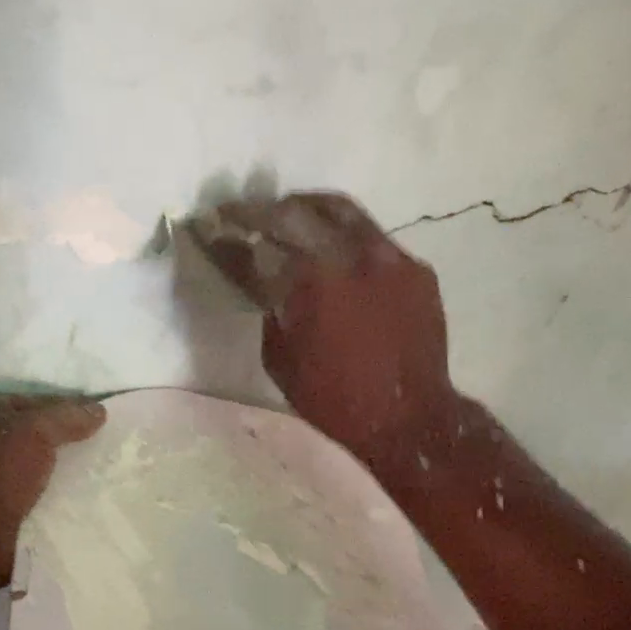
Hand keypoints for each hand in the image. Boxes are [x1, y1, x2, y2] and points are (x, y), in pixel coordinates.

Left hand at [0, 393, 106, 597]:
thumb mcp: (30, 433)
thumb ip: (65, 417)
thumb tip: (100, 411)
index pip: (32, 400)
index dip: (67, 406)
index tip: (106, 418)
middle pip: (36, 434)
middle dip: (70, 440)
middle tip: (112, 445)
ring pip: (40, 467)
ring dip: (69, 471)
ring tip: (109, 471)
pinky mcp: (2, 513)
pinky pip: (40, 497)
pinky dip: (61, 498)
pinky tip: (91, 499)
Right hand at [189, 191, 459, 462]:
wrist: (410, 420)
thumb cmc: (333, 398)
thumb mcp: (280, 356)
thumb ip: (268, 303)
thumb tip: (255, 269)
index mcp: (313, 278)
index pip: (264, 233)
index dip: (233, 224)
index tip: (214, 221)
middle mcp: (354, 254)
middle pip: (301, 209)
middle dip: (266, 210)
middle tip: (246, 217)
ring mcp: (391, 257)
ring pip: (342, 212)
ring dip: (307, 211)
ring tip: (287, 221)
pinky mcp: (416, 268)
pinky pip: (372, 238)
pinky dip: (343, 238)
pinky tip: (333, 256)